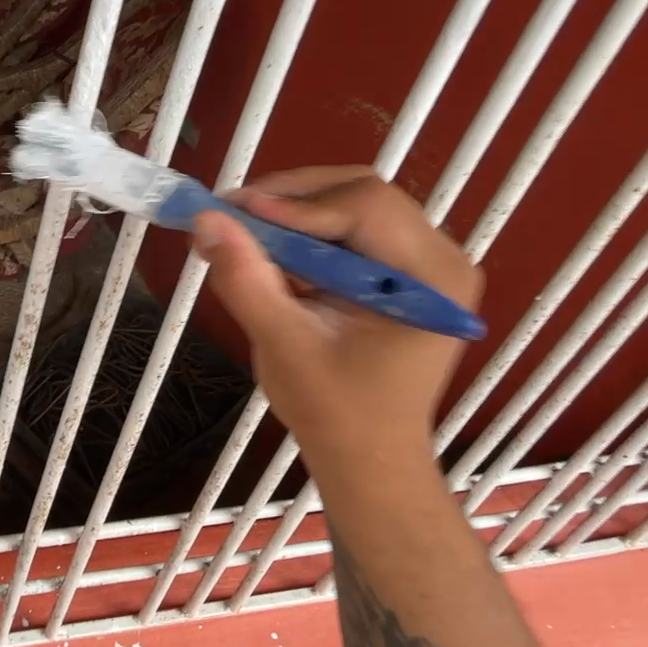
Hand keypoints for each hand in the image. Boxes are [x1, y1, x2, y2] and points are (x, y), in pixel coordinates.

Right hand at [192, 166, 481, 465]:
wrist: (366, 453)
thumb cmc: (334, 410)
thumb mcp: (283, 344)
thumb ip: (247, 279)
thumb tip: (206, 219)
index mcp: (431, 278)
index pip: (366, 206)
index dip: (296, 204)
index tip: (233, 213)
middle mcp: (440, 257)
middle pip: (361, 192)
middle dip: (291, 198)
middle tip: (232, 215)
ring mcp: (424, 261)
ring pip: (352, 200)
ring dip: (293, 209)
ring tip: (243, 231)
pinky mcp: (401, 268)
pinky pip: (349, 224)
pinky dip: (304, 228)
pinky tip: (270, 249)